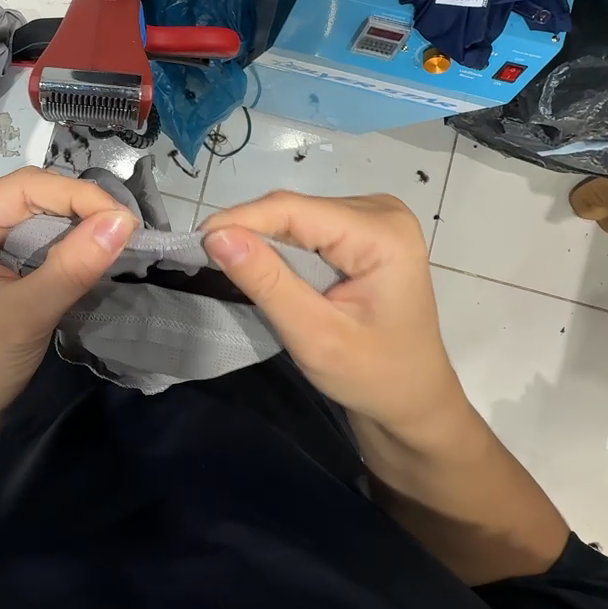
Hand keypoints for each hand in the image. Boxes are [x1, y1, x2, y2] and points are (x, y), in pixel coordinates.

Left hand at [0, 168, 137, 433]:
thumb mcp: (27, 314)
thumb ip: (73, 265)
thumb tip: (124, 221)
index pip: (25, 187)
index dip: (79, 195)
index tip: (127, 220)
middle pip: (31, 194)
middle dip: (80, 206)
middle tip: (128, 229)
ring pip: (37, 213)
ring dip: (77, 222)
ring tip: (118, 236)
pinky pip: (35, 235)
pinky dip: (66, 241)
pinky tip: (92, 250)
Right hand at [201, 192, 468, 441]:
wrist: (412, 399)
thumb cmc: (372, 376)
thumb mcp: (314, 336)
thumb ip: (267, 282)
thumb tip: (216, 237)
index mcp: (383, 234)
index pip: (293, 209)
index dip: (239, 221)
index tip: (195, 244)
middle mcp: (381, 211)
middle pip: (293, 209)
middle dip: (249, 233)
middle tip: (207, 263)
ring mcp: (374, 216)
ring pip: (294, 215)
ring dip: (261, 240)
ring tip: (235, 271)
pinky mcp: (361, 228)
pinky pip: (305, 225)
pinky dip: (279, 246)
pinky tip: (267, 270)